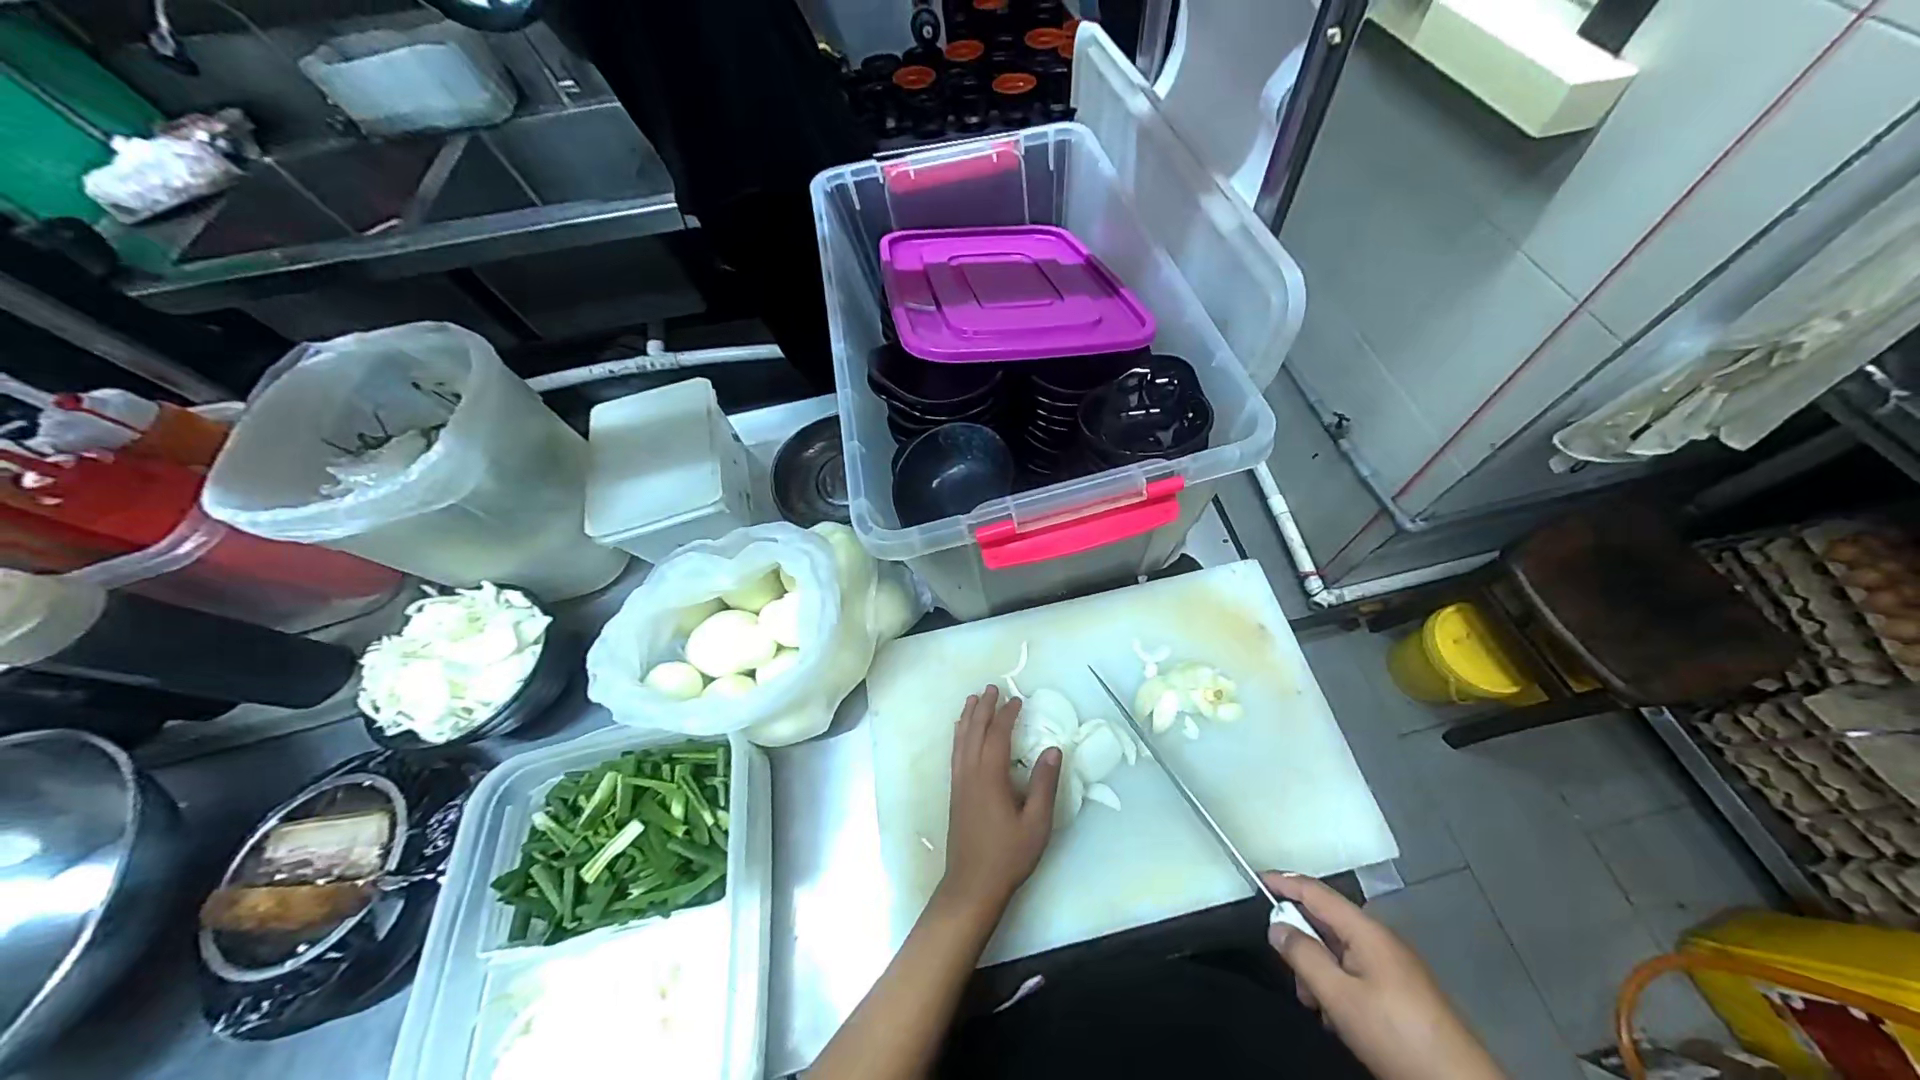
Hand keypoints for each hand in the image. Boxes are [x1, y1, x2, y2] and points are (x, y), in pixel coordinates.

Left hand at [937, 685, 1060, 921]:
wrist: (972, 885)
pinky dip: (959, 736)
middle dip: (983, 708)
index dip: (1007, 714)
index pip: (997, 735)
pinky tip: (961, 735)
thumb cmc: (1008, 855)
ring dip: (968, 718)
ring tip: (973, 700)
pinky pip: (956, 754)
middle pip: (974, 731)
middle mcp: (970, 773)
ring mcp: (959, 784)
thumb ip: (1044, 784)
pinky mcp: (955, 794)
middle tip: (992, 688)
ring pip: (961, 741)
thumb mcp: (1037, 823)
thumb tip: (1053, 749)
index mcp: (989, 777)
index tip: (1018, 699)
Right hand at [1264, 872, 1507, 1079]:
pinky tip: (1339, 1017)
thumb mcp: (1339, 995)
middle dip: (1302, 943)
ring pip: (1340, 951)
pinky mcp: (1402, 990)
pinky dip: (1339, 986)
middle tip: (1291, 976)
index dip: (1284, 882)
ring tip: (1319, 1008)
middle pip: (1327, 922)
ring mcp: (1395, 966)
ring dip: (1319, 972)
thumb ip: (1303, 955)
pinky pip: (1356, 971)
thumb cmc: (1394, 1033)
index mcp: (1367, 931)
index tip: (1257, 879)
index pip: (1316, 891)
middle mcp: (1381, 940)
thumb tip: (1277, 924)